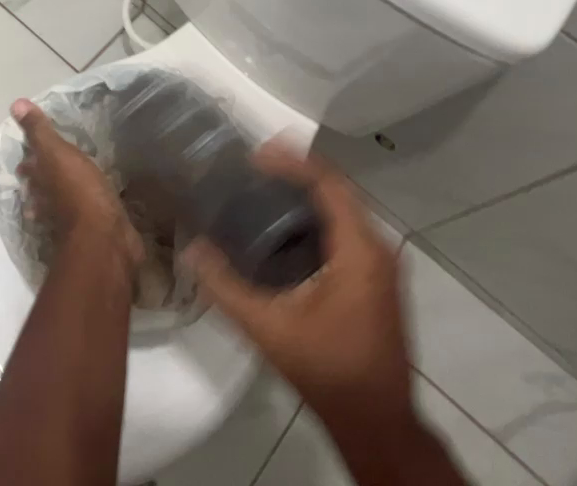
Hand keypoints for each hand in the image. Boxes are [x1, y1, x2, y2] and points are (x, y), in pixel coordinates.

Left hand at [13, 99, 142, 274]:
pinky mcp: (89, 231)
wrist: (103, 237)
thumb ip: (38, 130)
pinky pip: (83, 215)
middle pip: (39, 188)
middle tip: (51, 166)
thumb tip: (15, 103)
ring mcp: (66, 221)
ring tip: (70, 184)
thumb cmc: (78, 190)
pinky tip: (95, 203)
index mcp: (38, 182)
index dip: (29, 157)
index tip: (32, 149)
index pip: (27, 166)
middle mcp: (46, 203)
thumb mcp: (56, 152)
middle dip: (41, 178)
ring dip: (59, 196)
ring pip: (56, 204)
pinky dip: (84, 209)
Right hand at [184, 144, 413, 433]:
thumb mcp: (269, 330)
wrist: (378, 423)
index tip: (255, 154)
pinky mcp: (378, 280)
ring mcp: (383, 265)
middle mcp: (379, 248)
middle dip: (297, 173)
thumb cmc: (327, 372)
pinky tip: (284, 228)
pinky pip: (347, 231)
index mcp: (360, 251)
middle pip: (339, 191)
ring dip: (307, 196)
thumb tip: (192, 249)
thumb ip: (226, 287)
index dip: (293, 162)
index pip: (329, 185)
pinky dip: (317, 220)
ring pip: (344, 211)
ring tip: (262, 188)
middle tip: (252, 167)